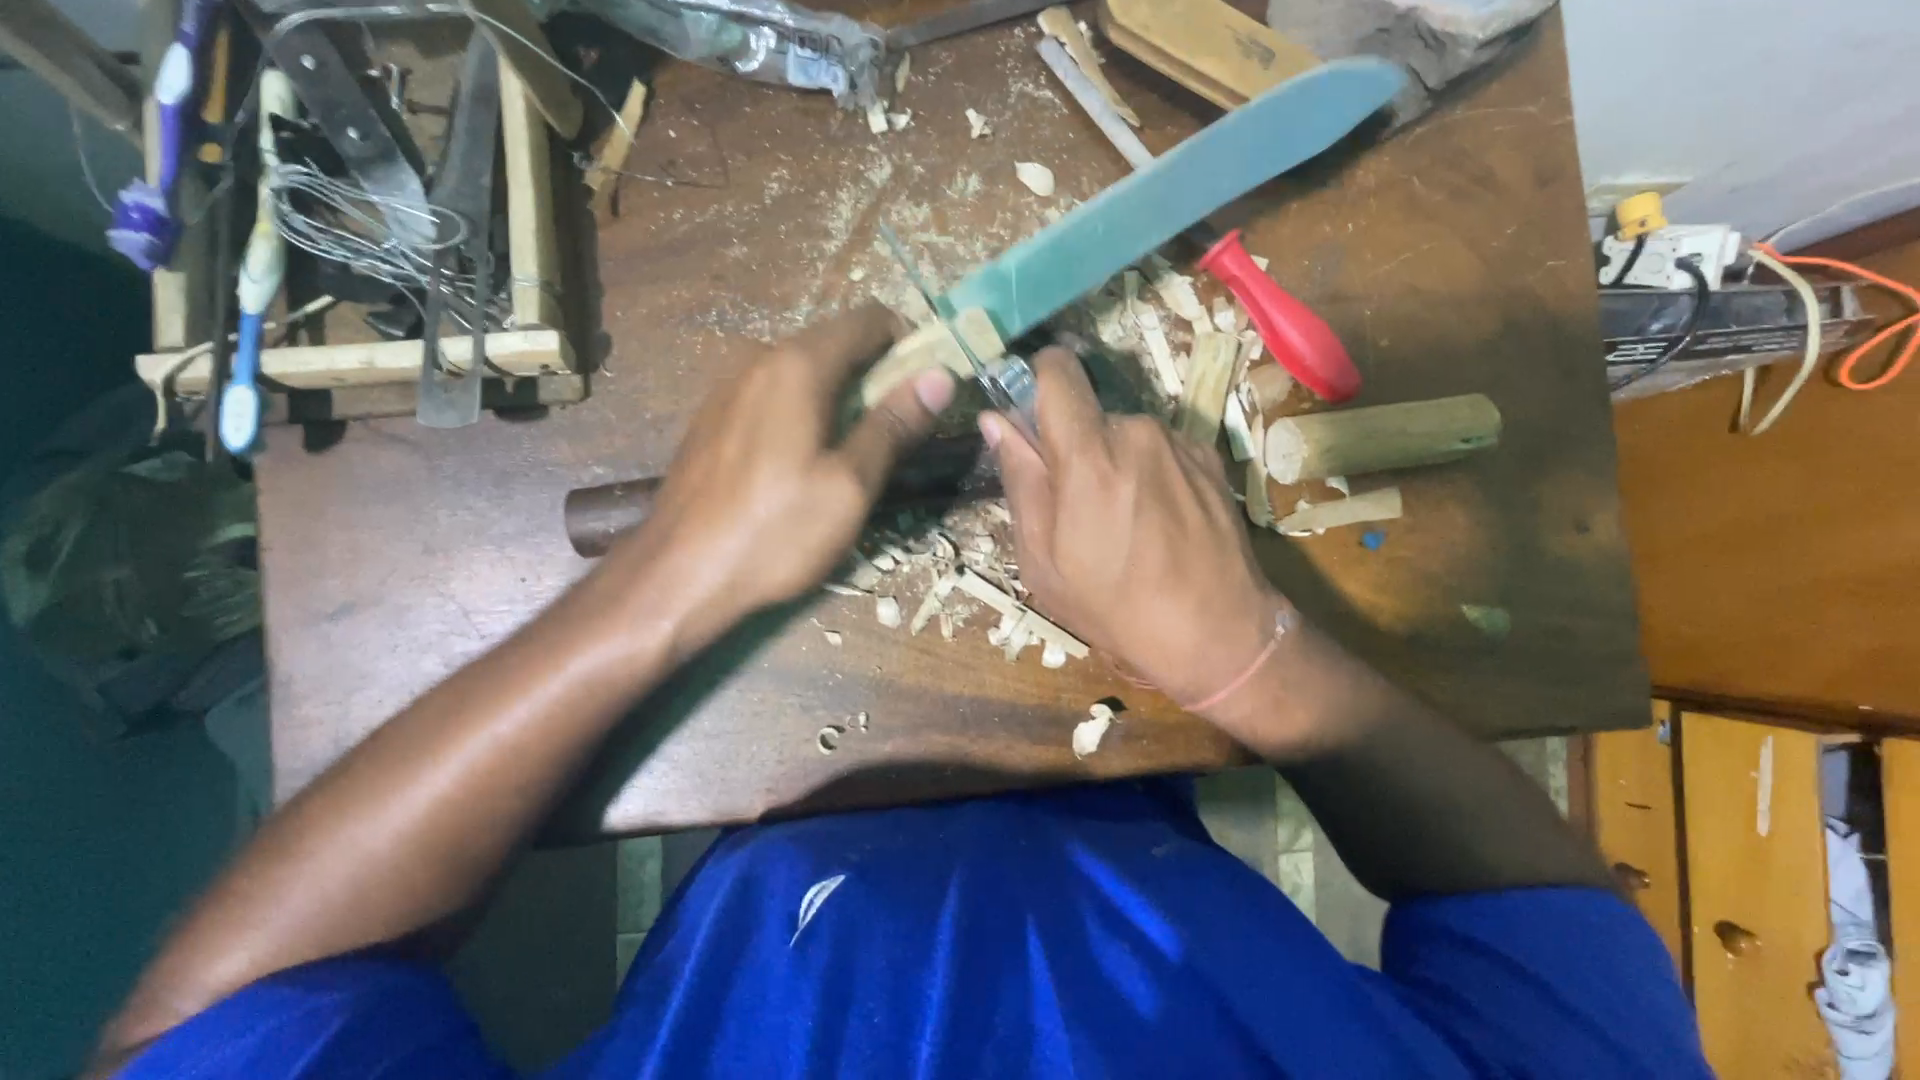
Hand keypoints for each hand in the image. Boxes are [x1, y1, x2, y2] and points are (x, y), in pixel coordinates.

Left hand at [600, 304, 955, 656]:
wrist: (678, 576)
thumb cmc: (775, 532)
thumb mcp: (851, 484)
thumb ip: (894, 423)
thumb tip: (940, 375)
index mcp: (797, 365)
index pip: (869, 320)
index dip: (909, 344)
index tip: (926, 389)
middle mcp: (758, 359)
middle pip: (835, 344)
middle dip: (876, 376)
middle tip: (898, 433)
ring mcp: (728, 387)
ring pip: (804, 372)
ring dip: (840, 399)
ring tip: (854, 456)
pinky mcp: (713, 418)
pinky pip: (774, 397)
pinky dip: (804, 413)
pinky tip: (804, 465)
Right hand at [981, 347, 1283, 717]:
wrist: (1215, 632)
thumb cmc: (1113, 605)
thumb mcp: (1042, 558)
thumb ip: (1020, 479)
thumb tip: (997, 421)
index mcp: (1091, 454)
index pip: (1057, 370)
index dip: (1037, 380)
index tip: (1031, 414)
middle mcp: (1139, 432)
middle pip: (1090, 414)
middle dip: (1075, 446)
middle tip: (1077, 506)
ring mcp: (1181, 443)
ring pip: (1126, 434)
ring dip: (1115, 462)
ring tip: (1124, 523)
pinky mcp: (1210, 459)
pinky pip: (1160, 451)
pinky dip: (1149, 474)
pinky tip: (1159, 523)